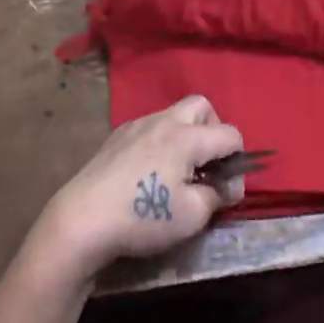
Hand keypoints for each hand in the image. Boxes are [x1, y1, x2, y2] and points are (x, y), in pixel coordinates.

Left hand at [29, 96, 245, 283]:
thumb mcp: (192, 215)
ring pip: (173, 114)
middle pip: (201, 106)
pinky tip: (152, 172)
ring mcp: (135, 125)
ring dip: (186, 135)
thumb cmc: (143, 216)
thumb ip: (216, 195)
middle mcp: (161, 121)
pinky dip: (162, 141)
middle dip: (213, 131)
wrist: (85, 216)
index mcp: (185, 137)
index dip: (238, 163)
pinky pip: (150, 127)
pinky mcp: (116, 136)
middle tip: (208, 166)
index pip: (229, 134)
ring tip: (180, 172)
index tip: (227, 192)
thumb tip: (225, 186)